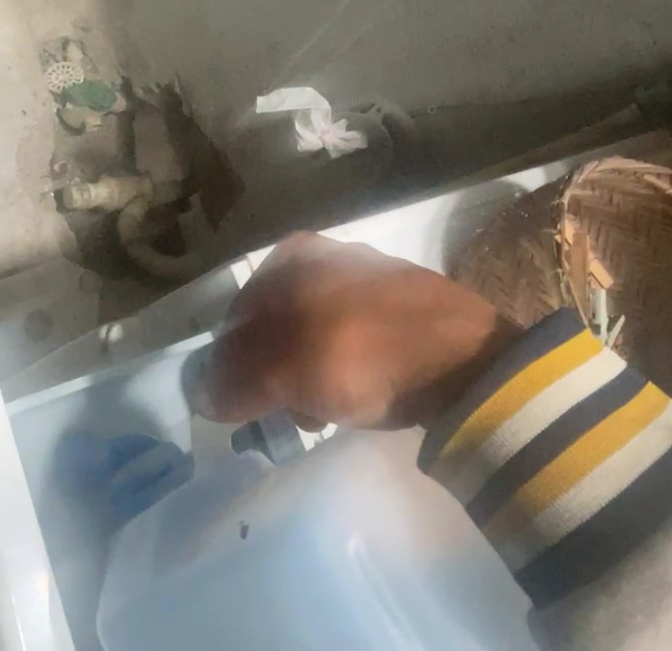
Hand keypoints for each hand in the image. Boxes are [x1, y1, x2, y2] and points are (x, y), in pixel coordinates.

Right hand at [197, 232, 520, 429]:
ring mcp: (367, 277)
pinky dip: (345, 369)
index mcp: (289, 257)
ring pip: (313, 333)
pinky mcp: (402, 304)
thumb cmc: (361, 354)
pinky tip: (359, 399)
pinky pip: (352, 339)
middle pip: (275, 324)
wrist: (469, 361)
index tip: (243, 405)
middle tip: (284, 413)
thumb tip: (202, 397)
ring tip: (322, 413)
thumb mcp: (287, 373)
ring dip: (307, 376)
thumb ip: (238, 383)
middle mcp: (324, 256)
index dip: (232, 365)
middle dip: (273, 374)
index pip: (237, 316)